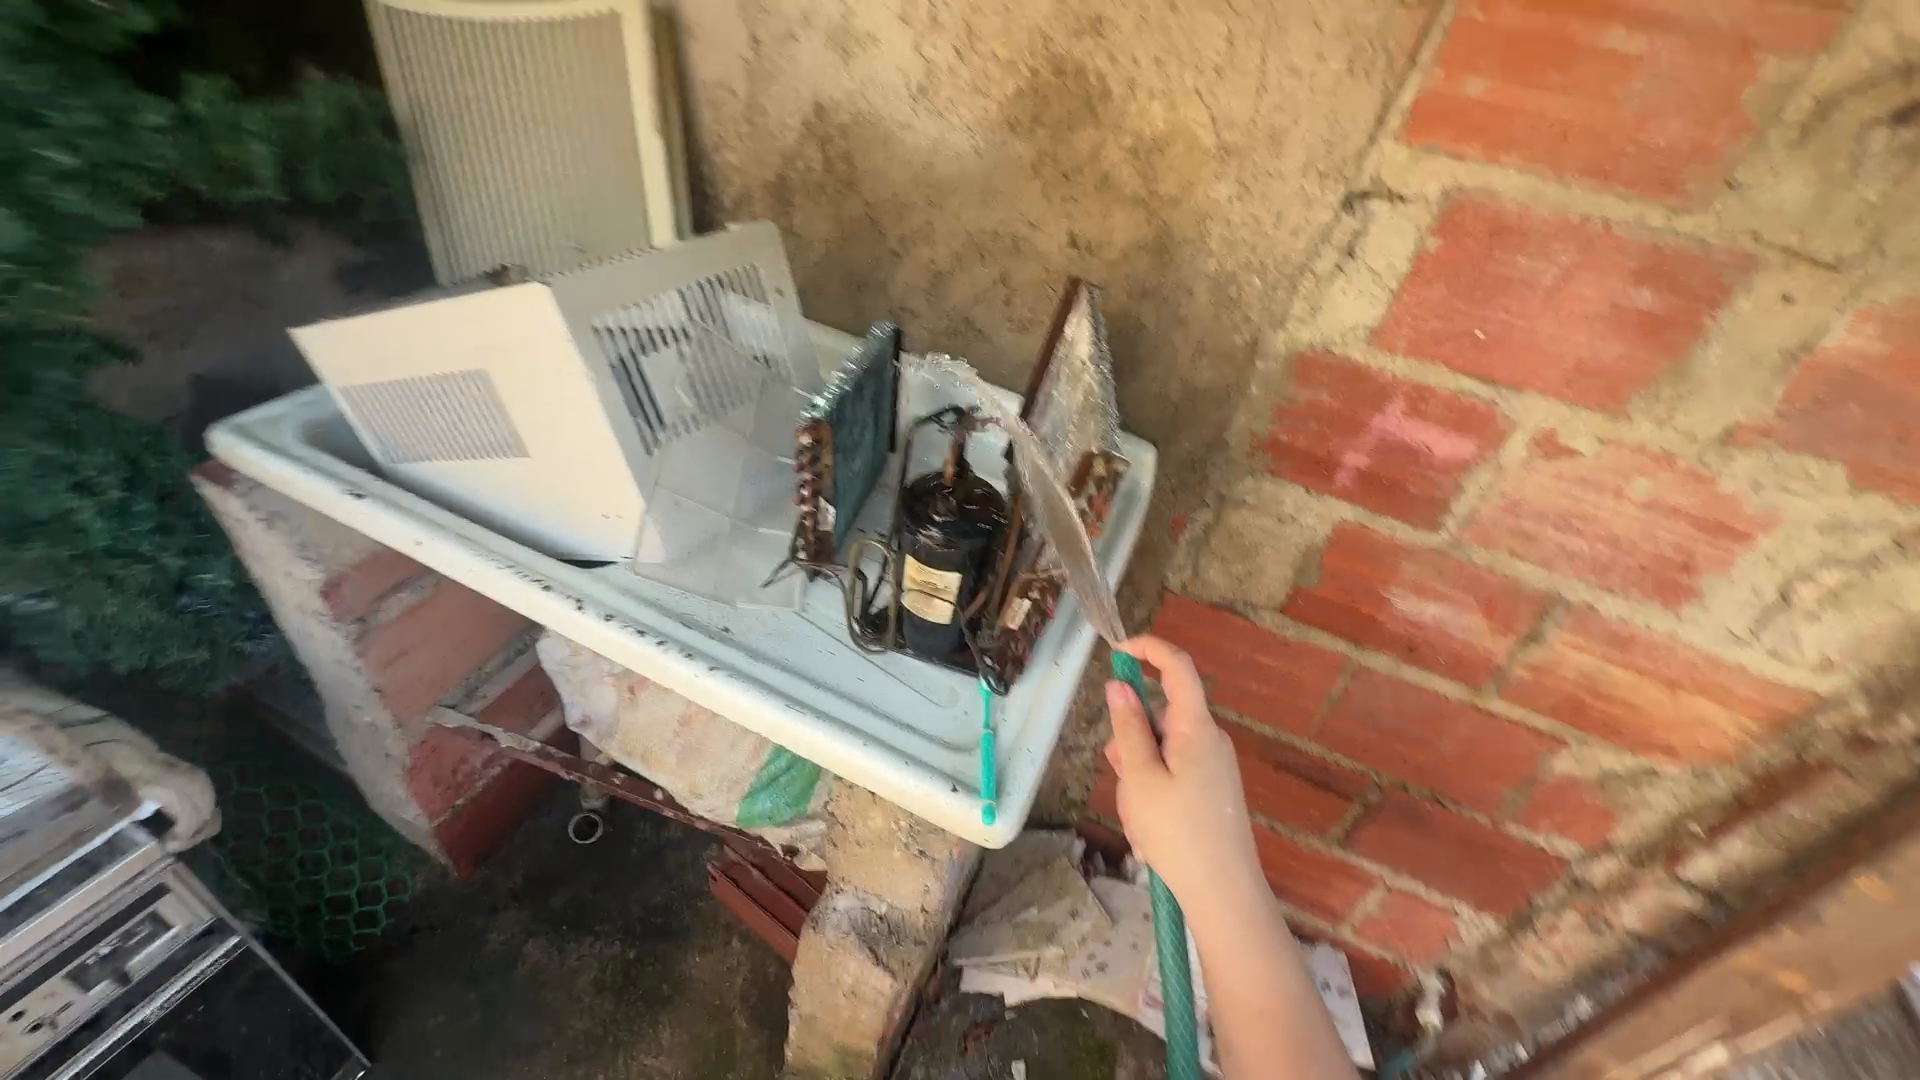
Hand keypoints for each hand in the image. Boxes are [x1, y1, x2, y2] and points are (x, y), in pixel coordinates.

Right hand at [1102, 635, 1265, 914]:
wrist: (1224, 894)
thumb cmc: (1178, 832)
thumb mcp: (1139, 777)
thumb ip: (1128, 728)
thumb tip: (1119, 686)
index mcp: (1197, 728)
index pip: (1177, 668)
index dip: (1148, 648)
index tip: (1117, 651)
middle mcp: (1209, 739)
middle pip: (1160, 716)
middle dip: (1131, 740)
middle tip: (1122, 779)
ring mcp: (1212, 766)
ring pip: (1160, 749)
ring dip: (1138, 774)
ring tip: (1140, 817)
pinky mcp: (1211, 790)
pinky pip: (1171, 773)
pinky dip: (1153, 791)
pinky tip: (1151, 830)